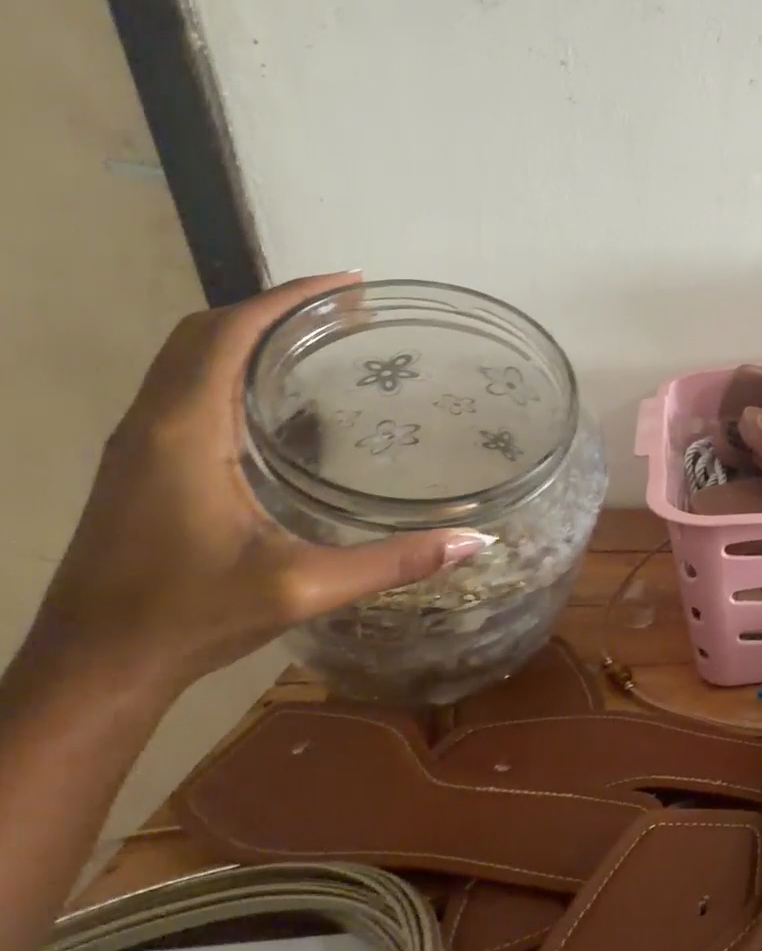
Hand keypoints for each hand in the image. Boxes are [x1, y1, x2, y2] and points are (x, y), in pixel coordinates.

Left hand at [23, 273, 491, 698]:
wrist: (94, 666)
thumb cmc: (190, 616)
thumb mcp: (304, 586)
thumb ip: (395, 560)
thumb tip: (478, 538)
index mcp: (183, 433)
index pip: (227, 334)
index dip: (287, 298)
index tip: (352, 285)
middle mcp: (152, 424)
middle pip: (203, 333)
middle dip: (274, 307)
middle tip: (349, 310)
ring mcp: (138, 446)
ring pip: (187, 359)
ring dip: (249, 335)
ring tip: (323, 340)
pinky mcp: (140, 468)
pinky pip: (184, 390)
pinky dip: (232, 368)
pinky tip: (284, 401)